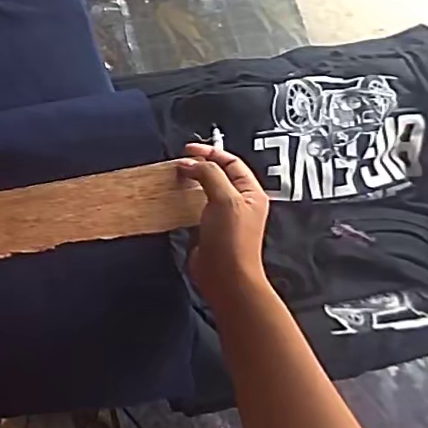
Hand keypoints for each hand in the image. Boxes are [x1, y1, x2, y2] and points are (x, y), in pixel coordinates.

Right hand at [176, 143, 270, 300]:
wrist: (225, 277)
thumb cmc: (232, 242)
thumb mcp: (224, 200)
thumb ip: (210, 175)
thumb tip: (192, 163)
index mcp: (251, 193)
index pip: (231, 162)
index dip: (210, 152)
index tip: (189, 150)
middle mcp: (239, 202)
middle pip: (218, 173)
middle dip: (199, 164)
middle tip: (180, 161)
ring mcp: (223, 214)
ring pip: (205, 187)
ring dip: (191, 179)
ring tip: (176, 175)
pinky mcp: (209, 226)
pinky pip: (195, 203)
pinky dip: (184, 195)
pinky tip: (176, 196)